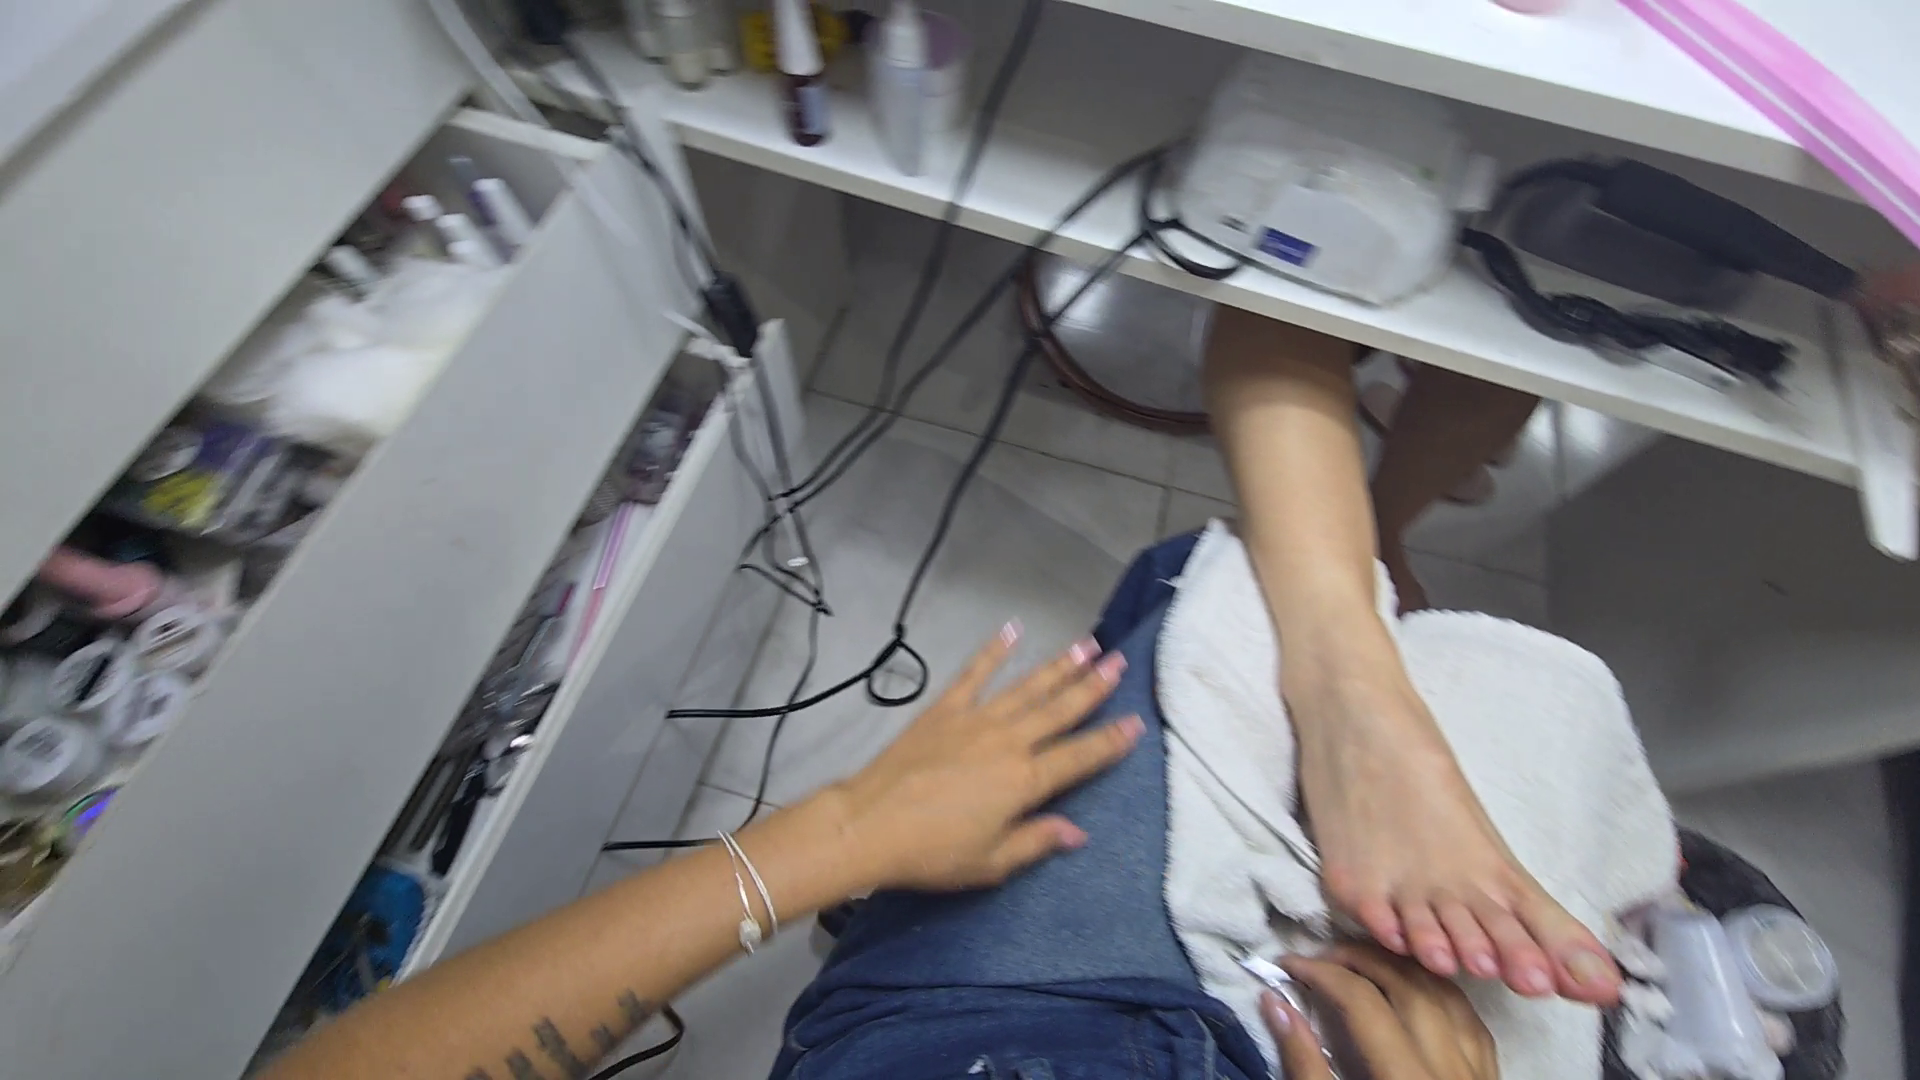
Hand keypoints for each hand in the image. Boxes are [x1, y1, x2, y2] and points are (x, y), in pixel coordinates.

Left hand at [830, 624, 1141, 891]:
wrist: (871, 823)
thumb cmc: (933, 851)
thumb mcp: (991, 862)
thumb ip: (1037, 840)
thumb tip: (1079, 831)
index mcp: (1024, 781)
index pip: (1079, 757)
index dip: (1110, 741)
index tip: (1136, 721)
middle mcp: (1008, 741)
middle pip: (1059, 710)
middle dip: (1092, 686)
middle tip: (1119, 662)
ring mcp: (976, 719)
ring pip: (1027, 687)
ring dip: (1058, 665)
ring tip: (1085, 644)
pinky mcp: (945, 708)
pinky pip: (974, 673)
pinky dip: (994, 650)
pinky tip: (1012, 629)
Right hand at [1261, 944, 1497, 1079]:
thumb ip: (1304, 1062)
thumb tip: (1273, 1001)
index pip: (1362, 1000)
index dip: (1319, 973)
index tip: (1286, 967)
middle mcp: (1451, 1072)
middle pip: (1406, 983)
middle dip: (1356, 957)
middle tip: (1319, 958)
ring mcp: (1479, 1077)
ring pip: (1444, 992)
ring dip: (1397, 965)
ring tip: (1358, 963)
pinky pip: (1468, 1019)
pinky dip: (1434, 990)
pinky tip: (1408, 990)